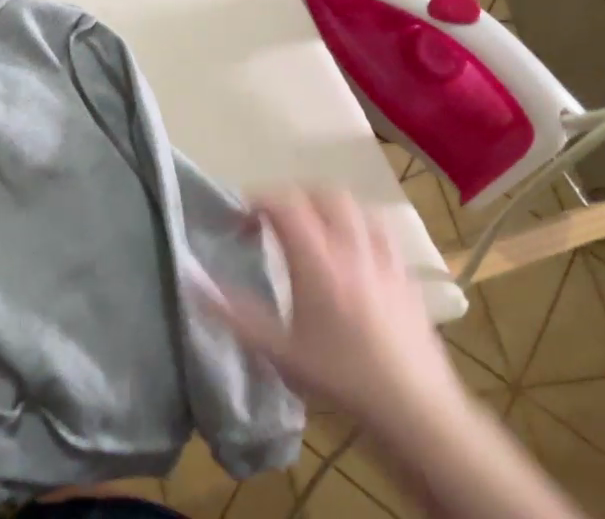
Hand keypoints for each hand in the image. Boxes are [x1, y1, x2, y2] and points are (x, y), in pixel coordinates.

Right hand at [204, 189, 464, 429]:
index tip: (239, 221)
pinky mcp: (408, 280)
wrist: (414, 410)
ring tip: (313, 229)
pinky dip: (362, 230)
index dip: (256, 201)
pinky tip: (352, 254)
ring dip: (331, 209)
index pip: (285, 204)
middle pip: (325, 195)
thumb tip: (190, 279)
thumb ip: (230, 311)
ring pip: (360, 209)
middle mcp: (352, 251)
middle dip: (294, 197)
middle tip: (274, 220)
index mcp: (317, 261)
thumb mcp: (275, 349)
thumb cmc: (339, 377)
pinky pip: (385, 236)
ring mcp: (386, 263)